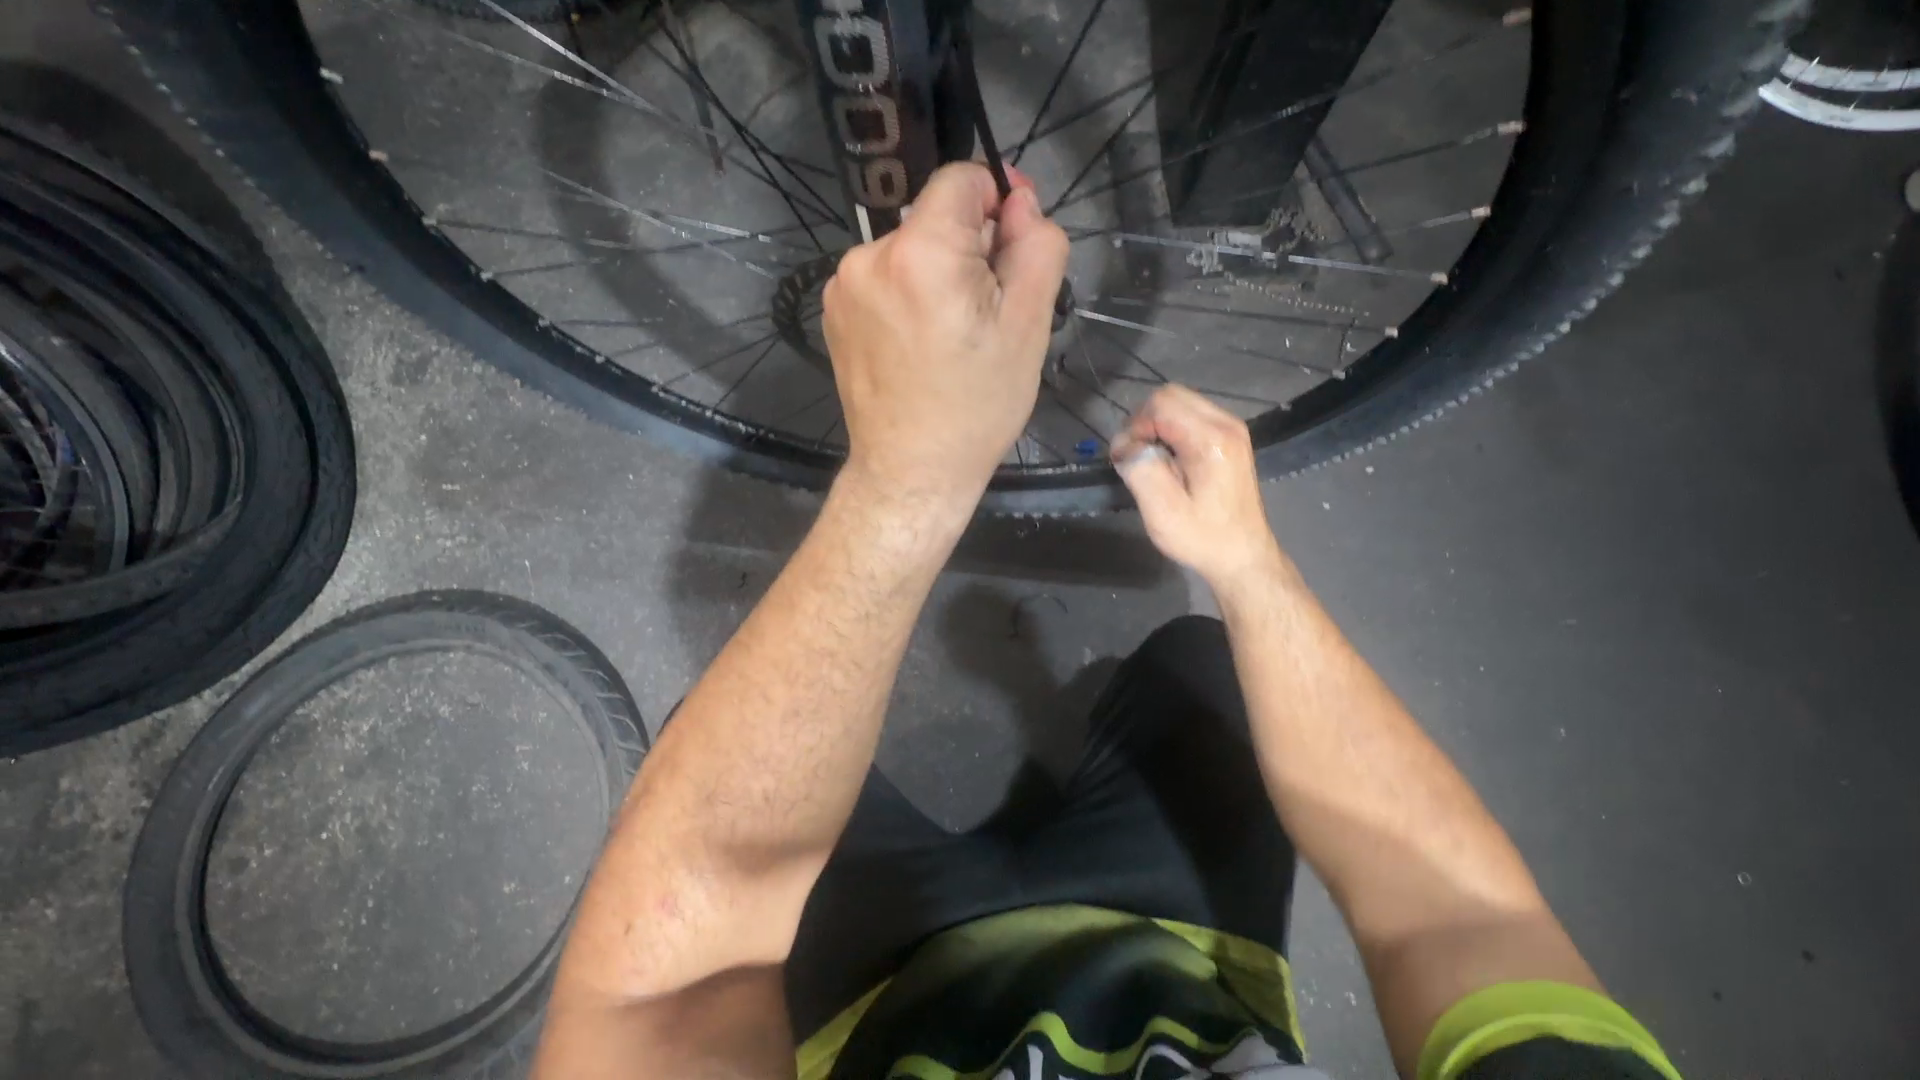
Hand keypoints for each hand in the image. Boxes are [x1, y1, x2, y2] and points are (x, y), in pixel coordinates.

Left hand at [822, 163, 1069, 507]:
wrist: (911, 471)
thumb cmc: (977, 405)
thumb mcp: (1029, 325)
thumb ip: (1036, 245)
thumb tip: (1021, 203)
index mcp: (920, 252)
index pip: (961, 179)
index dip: (997, 199)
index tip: (1015, 239)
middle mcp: (869, 255)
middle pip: (935, 218)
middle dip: (970, 247)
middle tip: (990, 309)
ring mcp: (842, 285)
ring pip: (909, 249)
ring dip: (938, 272)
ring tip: (954, 333)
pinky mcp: (833, 311)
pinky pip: (883, 278)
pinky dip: (908, 293)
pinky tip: (921, 341)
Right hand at [1112, 385, 1289, 590]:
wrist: (1243, 555)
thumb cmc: (1202, 537)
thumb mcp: (1163, 512)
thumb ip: (1141, 470)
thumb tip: (1125, 444)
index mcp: (1211, 440)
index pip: (1161, 404)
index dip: (1136, 427)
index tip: (1128, 459)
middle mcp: (1226, 424)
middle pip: (1171, 395)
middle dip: (1145, 422)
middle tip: (1137, 457)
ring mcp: (1232, 429)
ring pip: (1180, 403)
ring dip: (1157, 425)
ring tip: (1152, 460)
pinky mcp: (1230, 438)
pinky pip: (1191, 416)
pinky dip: (1171, 430)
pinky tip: (1170, 460)